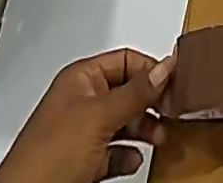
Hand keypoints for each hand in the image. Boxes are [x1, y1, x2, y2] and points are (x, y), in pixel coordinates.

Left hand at [0, 49, 173, 182]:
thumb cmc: (49, 157)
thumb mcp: (100, 117)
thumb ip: (135, 91)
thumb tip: (165, 65)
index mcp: (81, 78)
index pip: (125, 60)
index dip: (150, 70)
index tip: (173, 84)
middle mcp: (81, 100)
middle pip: (126, 91)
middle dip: (148, 103)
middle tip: (169, 113)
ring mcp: (79, 133)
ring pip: (121, 122)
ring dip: (141, 129)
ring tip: (158, 138)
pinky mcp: (79, 163)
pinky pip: (111, 151)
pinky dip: (125, 155)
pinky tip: (133, 161)